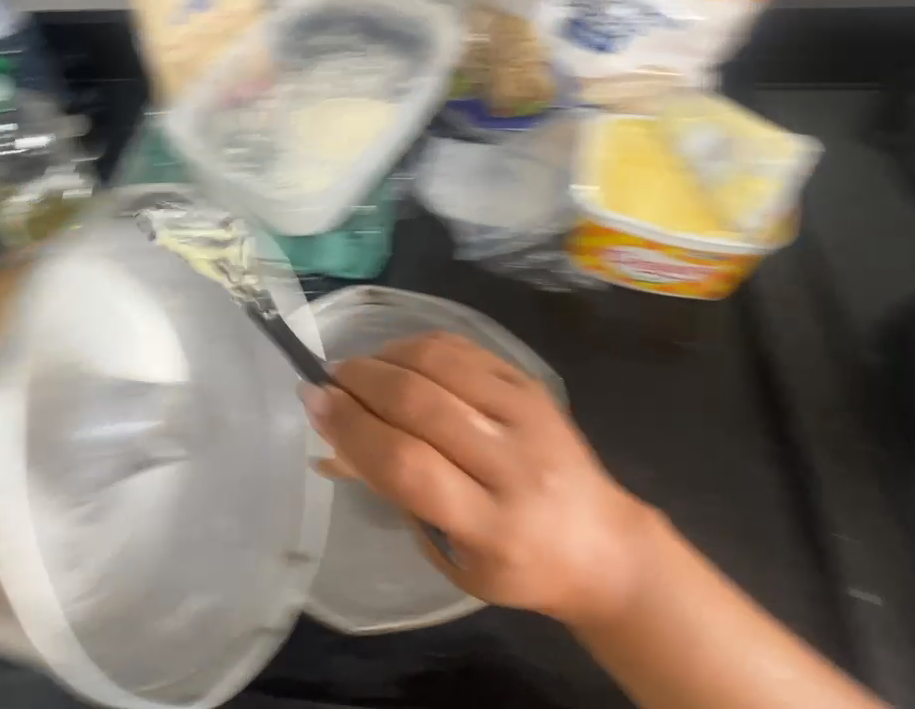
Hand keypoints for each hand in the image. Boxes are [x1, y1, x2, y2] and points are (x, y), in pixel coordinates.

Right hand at [302, 332, 658, 626]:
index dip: (352, 428)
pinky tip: (397, 358)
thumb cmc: (514, 566)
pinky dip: (418, 346)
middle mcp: (514, 465)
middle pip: (420, 405)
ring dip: (385, 358)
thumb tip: (331, 444)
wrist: (601, 544)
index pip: (408, 466)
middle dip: (360, 384)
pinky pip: (464, 349)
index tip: (313, 405)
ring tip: (359, 369)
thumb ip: (395, 495)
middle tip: (328, 381)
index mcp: (492, 526)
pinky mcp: (533, 385)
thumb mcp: (450, 553)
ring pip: (441, 365)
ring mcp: (528, 416)